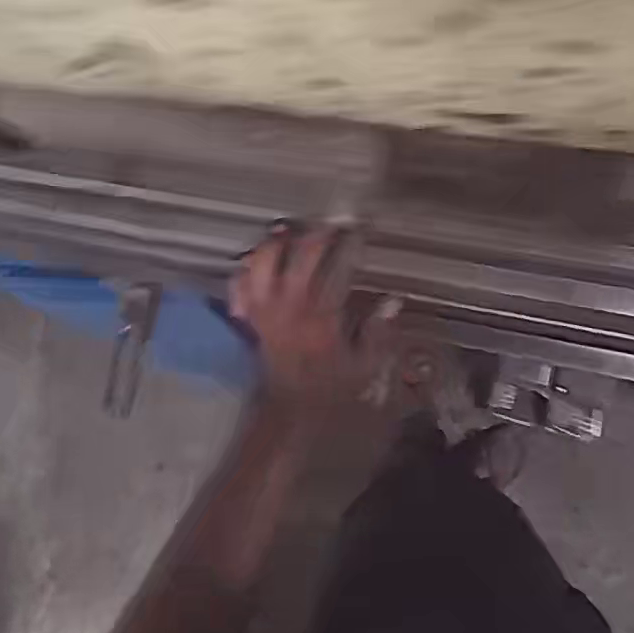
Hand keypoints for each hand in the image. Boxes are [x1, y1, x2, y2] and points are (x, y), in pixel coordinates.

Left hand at [230, 222, 380, 413]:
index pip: (338, 268)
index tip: (360, 231)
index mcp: (322, 316)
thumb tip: (392, 301)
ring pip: (263, 262)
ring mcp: (266, 309)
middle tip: (331, 224)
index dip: (350, 245)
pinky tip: (258, 260)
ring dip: (276, 242)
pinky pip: (240, 283)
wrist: (288, 408)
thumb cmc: (329, 386)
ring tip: (289, 230)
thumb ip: (379, 332)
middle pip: (300, 255)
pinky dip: (246, 268)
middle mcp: (291, 306)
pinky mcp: (250, 316)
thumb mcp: (364, 365)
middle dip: (317, 233)